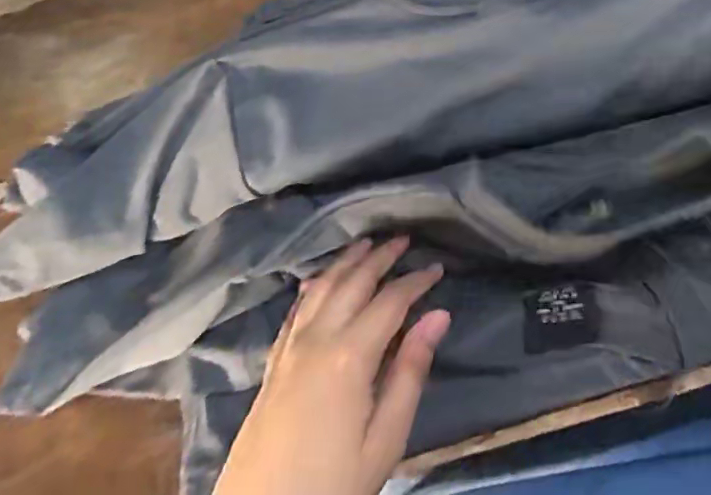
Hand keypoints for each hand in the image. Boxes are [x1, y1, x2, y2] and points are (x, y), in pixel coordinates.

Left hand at [214, 237, 450, 494]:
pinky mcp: (272, 366)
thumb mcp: (384, 439)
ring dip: (346, 262)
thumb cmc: (332, 482)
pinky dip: (312, 286)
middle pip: (353, 282)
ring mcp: (289, 350)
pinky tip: (316, 280)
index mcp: (349, 355)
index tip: (438, 267)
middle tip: (404, 239)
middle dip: (381, 257)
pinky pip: (295, 311)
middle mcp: (317, 339)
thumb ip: (410, 372)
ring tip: (366, 244)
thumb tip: (438, 315)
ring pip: (320, 288)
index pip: (391, 300)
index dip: (416, 280)